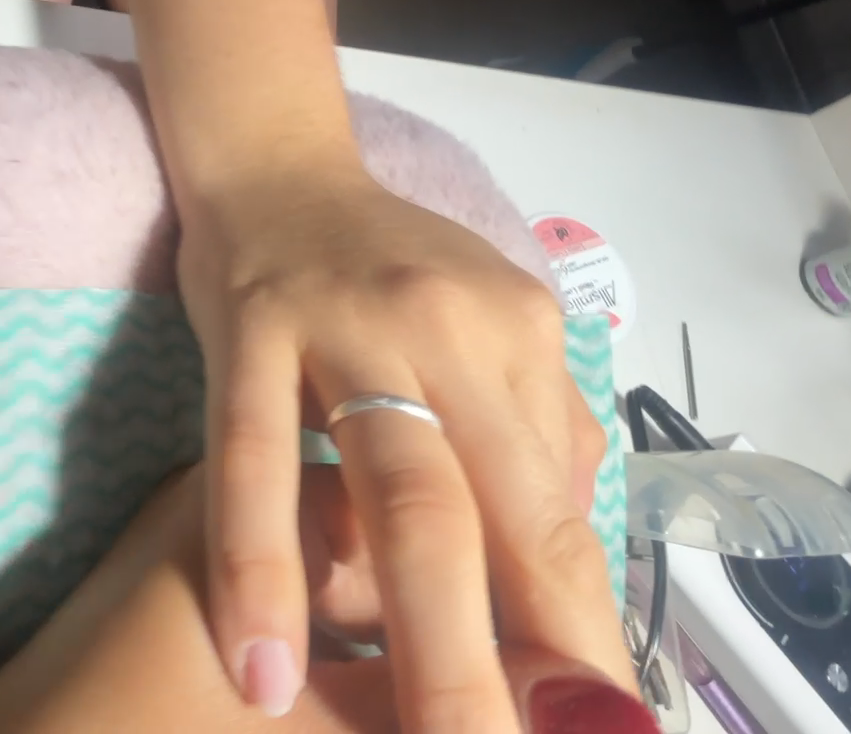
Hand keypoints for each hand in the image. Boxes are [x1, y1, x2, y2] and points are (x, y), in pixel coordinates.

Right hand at [176, 161, 630, 731]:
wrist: (275, 172)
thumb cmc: (375, 260)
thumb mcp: (474, 321)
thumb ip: (527, 420)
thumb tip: (564, 552)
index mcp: (515, 330)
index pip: (560, 503)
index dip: (583, 630)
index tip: (596, 730)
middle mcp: (450, 322)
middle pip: (500, 511)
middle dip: (528, 667)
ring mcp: (346, 320)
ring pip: (398, 491)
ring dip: (423, 640)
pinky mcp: (254, 325)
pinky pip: (254, 454)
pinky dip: (259, 561)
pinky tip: (258, 663)